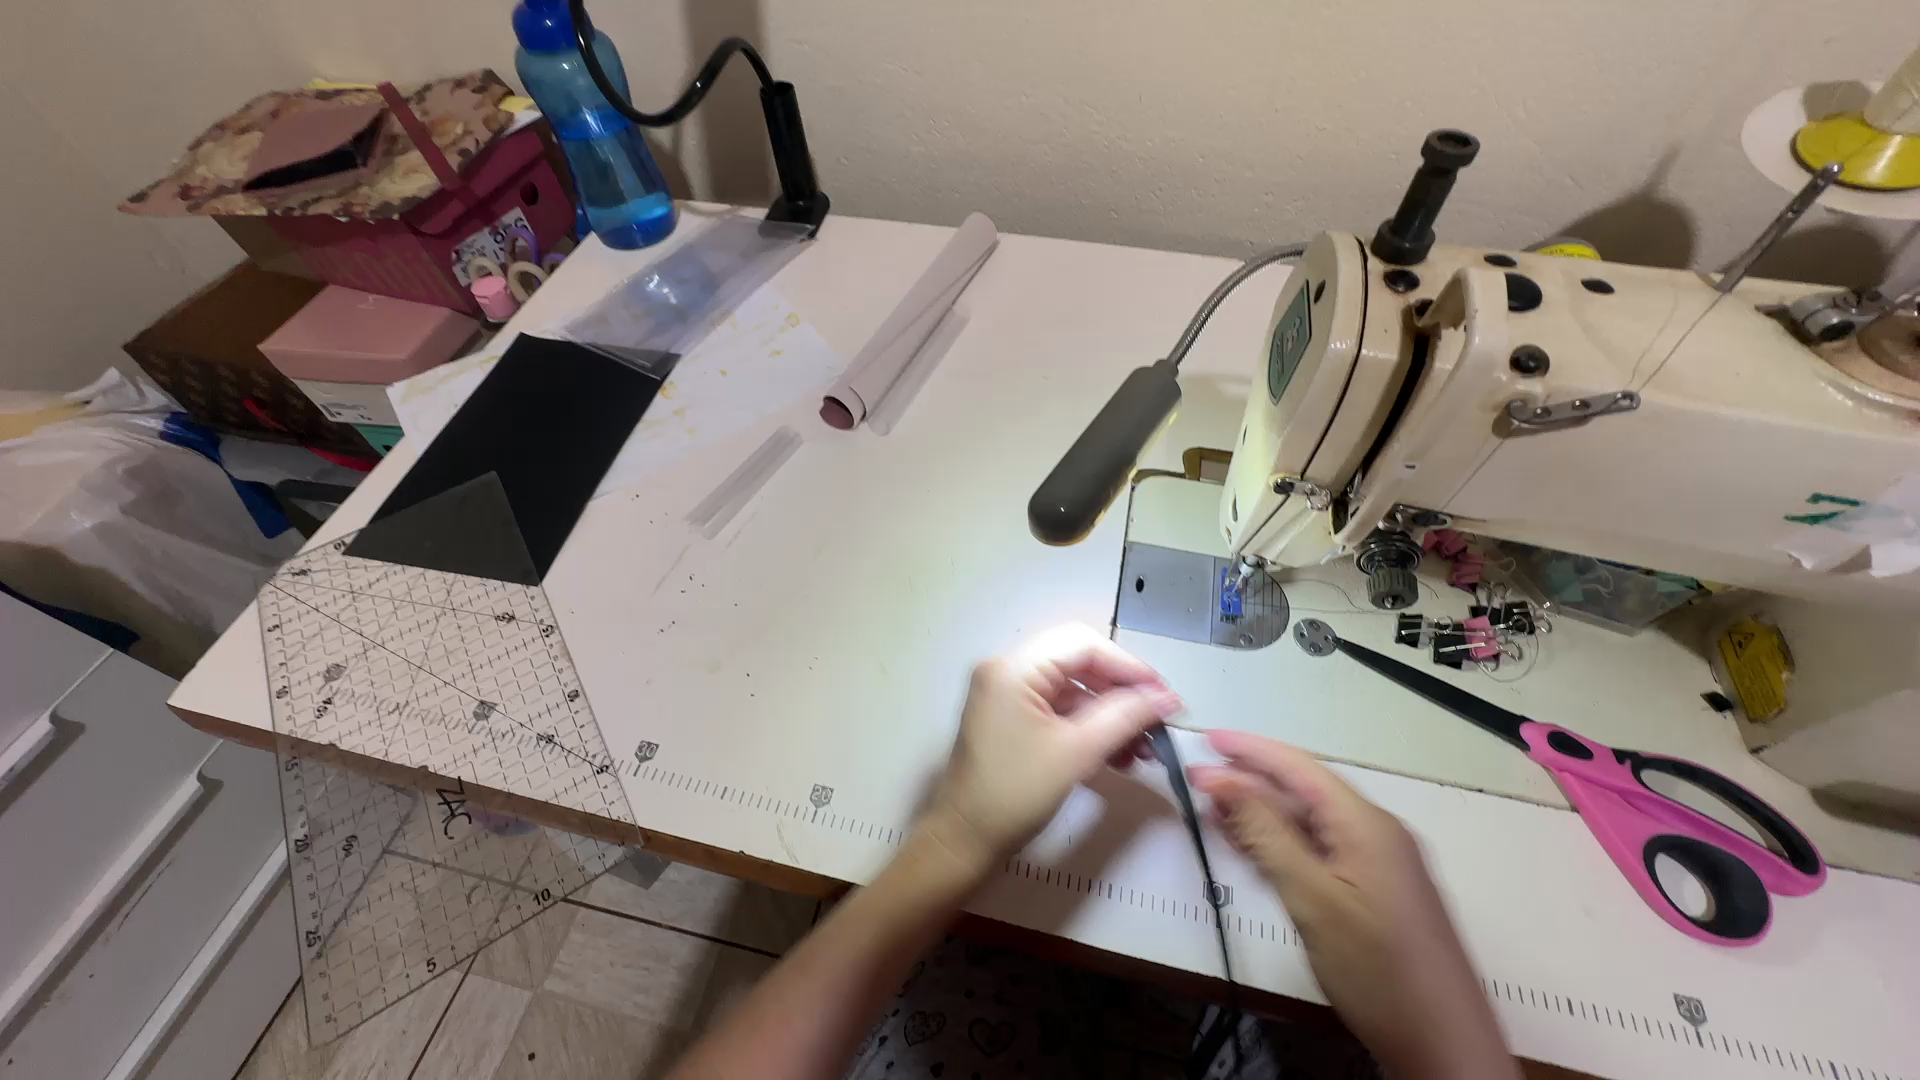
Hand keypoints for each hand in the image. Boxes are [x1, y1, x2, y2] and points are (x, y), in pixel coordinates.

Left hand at [918, 625, 1182, 878]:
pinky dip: (1089, 728)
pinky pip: (1059, 710)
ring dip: (1110, 714)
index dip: (1128, 665)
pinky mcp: (1011, 719)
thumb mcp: (1077, 752)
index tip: (1164, 695)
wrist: (964, 840)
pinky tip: (1119, 756)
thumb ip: (1124, 716)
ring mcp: (1007, 695)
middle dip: (1122, 692)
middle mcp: (1007, 671)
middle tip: (1158, 721)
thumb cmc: (1016, 792)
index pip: (1082, 644)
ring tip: (1145, 749)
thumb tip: (1166, 697)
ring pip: (1072, 689)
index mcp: (1014, 668)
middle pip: (1078, 663)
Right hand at [1190, 731, 1517, 1079]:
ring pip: (1309, 822)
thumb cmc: (1376, 969)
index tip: (1203, 740)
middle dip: (1248, 782)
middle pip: (1303, 791)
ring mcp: (1378, 862)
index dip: (1249, 749)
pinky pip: (1320, 849)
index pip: (1298, 767)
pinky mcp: (1374, 891)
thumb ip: (1264, 833)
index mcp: (1365, 823)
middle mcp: (1375, 831)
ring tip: (1212, 812)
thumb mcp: (1311, 897)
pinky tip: (1251, 848)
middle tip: (1196, 783)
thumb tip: (1219, 779)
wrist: (1446, 1051)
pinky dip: (1281, 843)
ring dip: (1261, 813)